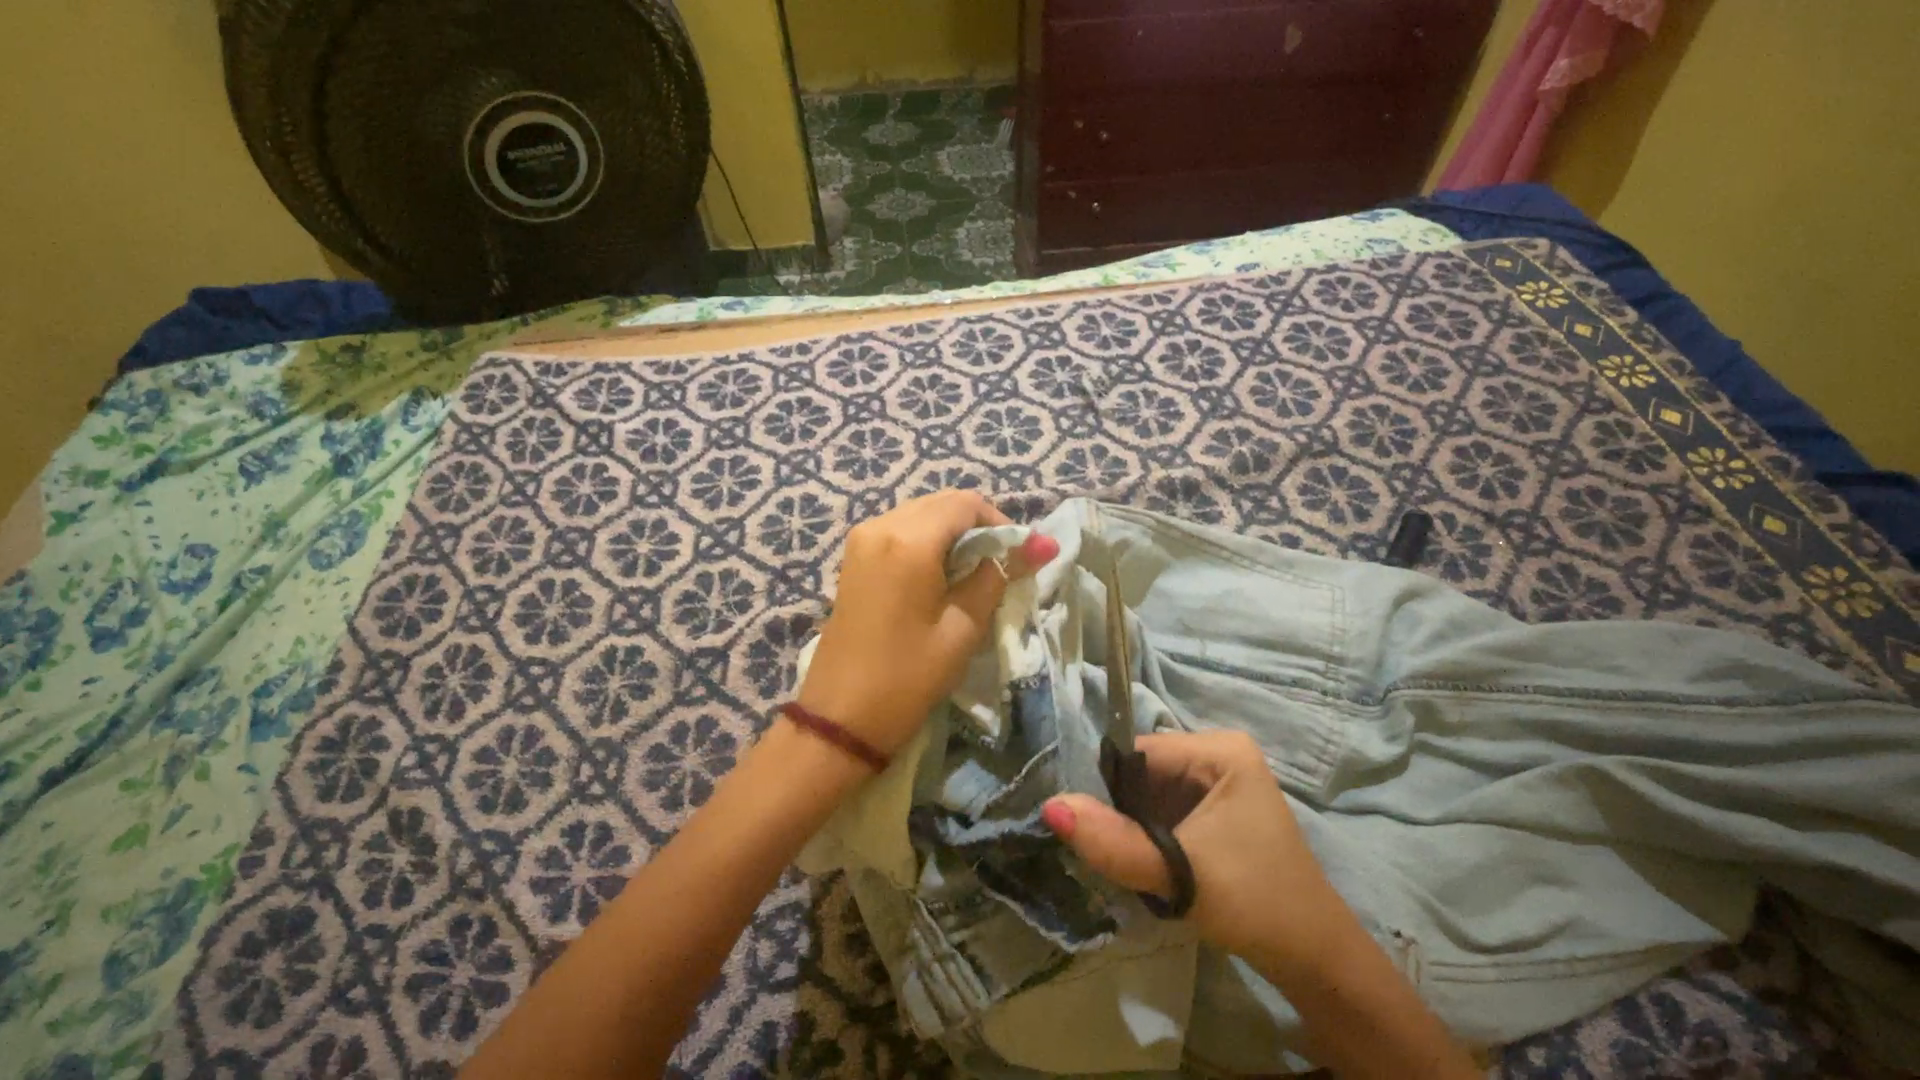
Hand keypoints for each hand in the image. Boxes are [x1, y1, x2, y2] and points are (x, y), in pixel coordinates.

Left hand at [798, 490, 1059, 754]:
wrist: (841, 717)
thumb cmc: (909, 676)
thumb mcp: (963, 627)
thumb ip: (998, 576)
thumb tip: (1043, 545)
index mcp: (909, 540)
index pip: (966, 504)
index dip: (1001, 524)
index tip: (1019, 558)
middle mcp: (880, 526)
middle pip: (940, 504)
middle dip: (977, 527)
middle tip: (1000, 568)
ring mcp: (861, 540)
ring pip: (919, 515)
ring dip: (951, 534)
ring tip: (972, 576)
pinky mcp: (853, 559)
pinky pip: (899, 531)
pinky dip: (926, 543)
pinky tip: (939, 579)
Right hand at [1042, 731, 1352, 974]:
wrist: (1311, 958)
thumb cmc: (1253, 902)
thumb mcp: (1177, 872)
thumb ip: (1113, 841)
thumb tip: (1050, 806)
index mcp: (1220, 749)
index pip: (1136, 753)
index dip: (1108, 791)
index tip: (1095, 834)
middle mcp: (1219, 754)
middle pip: (1140, 774)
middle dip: (1122, 815)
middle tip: (1117, 858)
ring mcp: (1220, 784)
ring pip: (1148, 797)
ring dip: (1133, 832)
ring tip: (1137, 868)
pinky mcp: (1217, 813)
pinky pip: (1163, 814)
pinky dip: (1149, 841)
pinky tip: (1153, 871)